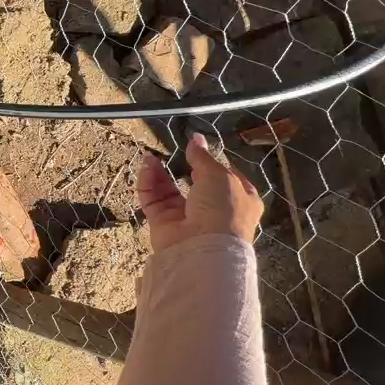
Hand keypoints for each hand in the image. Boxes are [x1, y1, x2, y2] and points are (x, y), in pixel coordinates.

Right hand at [138, 133, 262, 253]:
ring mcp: (186, 216)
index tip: (199, 150)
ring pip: (169, 189)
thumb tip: (195, 138)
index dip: (214, 163)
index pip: (226, 178)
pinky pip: (153, 198)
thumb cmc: (223, 208)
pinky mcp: (163, 221)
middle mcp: (213, 208)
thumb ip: (203, 157)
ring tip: (150, 157)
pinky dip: (148, 183)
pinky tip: (146, 167)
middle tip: (175, 153)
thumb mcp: (219, 176)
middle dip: (184, 167)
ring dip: (159, 173)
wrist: (202, 246)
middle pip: (195, 183)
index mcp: (239, 200)